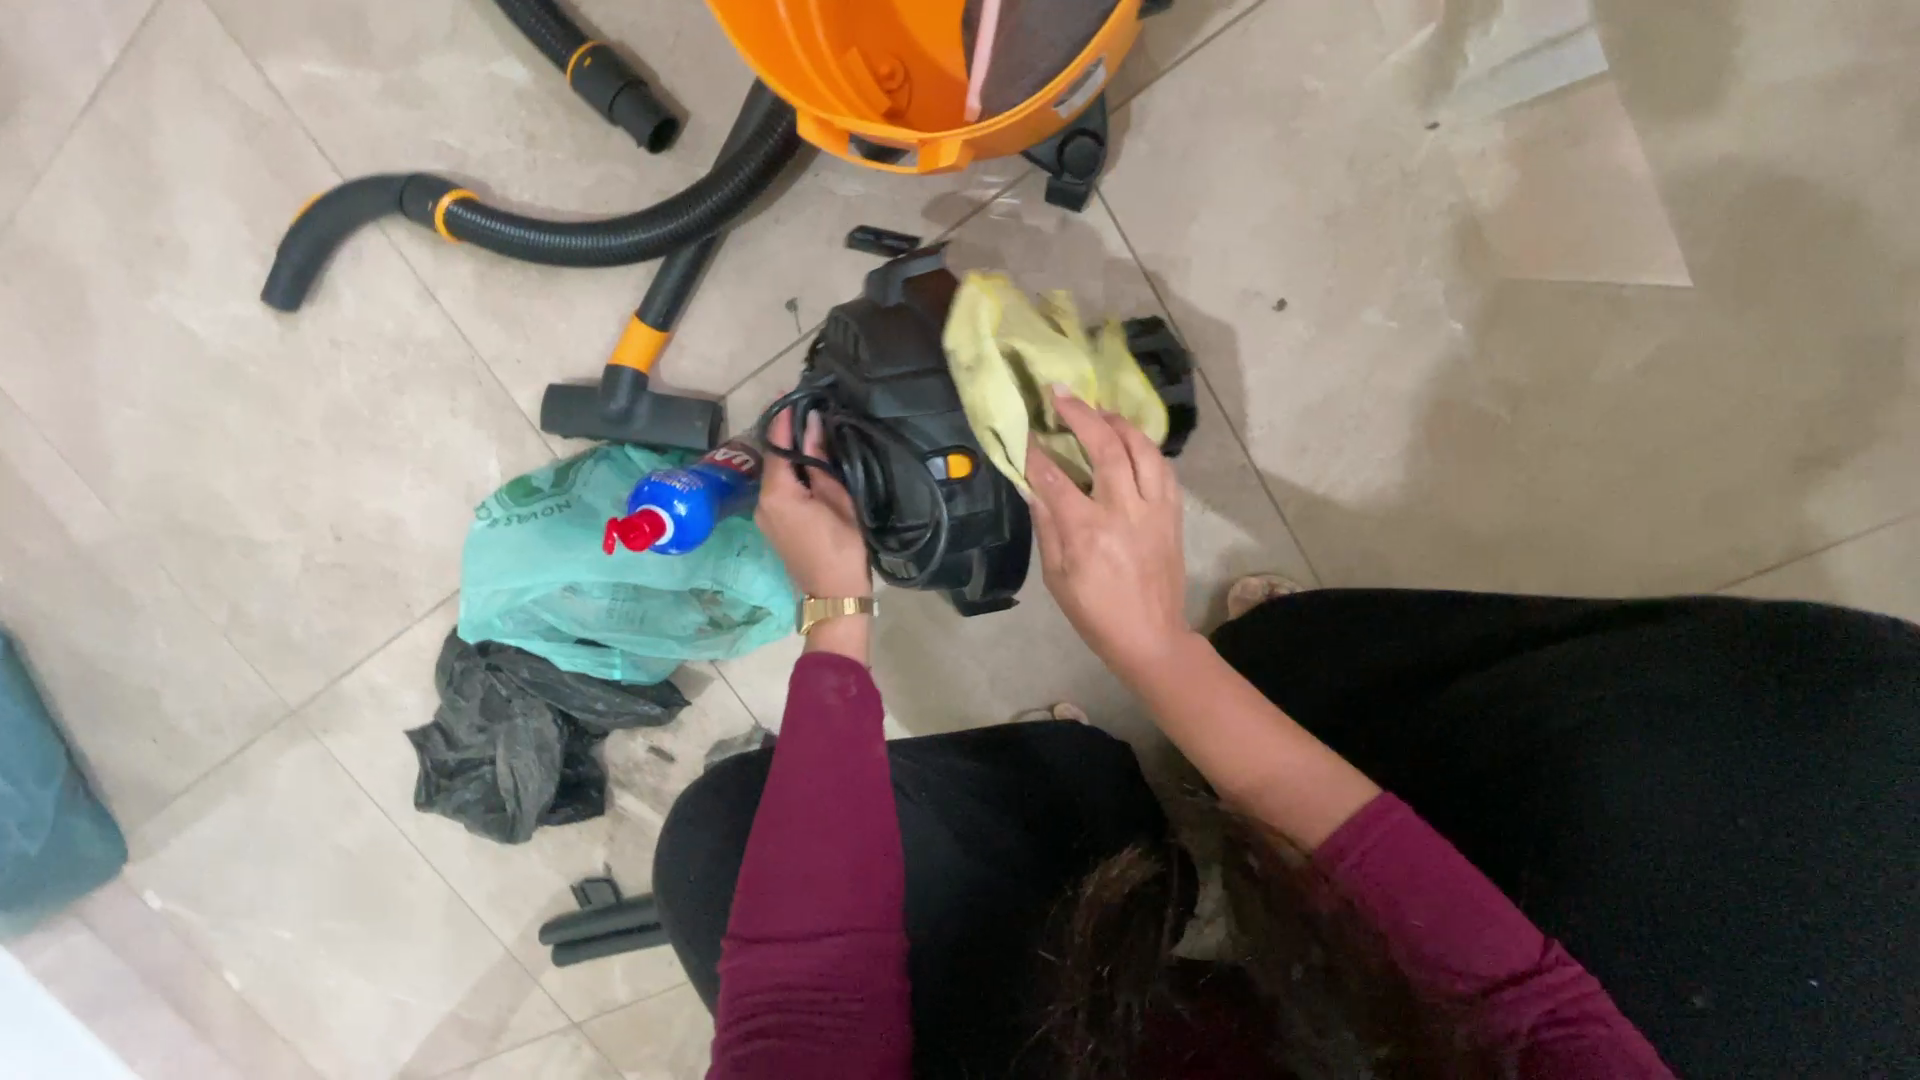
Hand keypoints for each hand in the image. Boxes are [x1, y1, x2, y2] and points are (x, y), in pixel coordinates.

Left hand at [757, 408, 872, 658]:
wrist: (834, 594)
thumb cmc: (842, 548)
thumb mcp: (839, 500)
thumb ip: (822, 462)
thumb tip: (814, 425)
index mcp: (778, 494)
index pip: (776, 446)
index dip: (784, 419)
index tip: (793, 394)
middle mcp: (762, 501)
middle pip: (773, 459)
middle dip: (788, 435)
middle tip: (808, 409)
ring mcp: (765, 516)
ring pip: (776, 475)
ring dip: (791, 455)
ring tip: (813, 432)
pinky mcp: (773, 525)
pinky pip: (779, 490)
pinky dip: (791, 474)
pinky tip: (809, 464)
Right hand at [1026, 386, 1194, 681]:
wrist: (1150, 637)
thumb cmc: (1094, 612)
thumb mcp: (1057, 577)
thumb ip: (1048, 527)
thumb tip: (1034, 487)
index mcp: (1087, 532)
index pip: (1055, 478)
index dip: (1036, 451)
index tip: (1025, 431)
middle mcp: (1123, 512)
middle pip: (1105, 448)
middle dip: (1080, 415)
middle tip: (1061, 395)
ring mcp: (1154, 511)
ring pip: (1143, 450)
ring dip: (1119, 423)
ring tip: (1099, 412)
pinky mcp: (1173, 515)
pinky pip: (1163, 469)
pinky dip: (1146, 448)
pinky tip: (1131, 442)